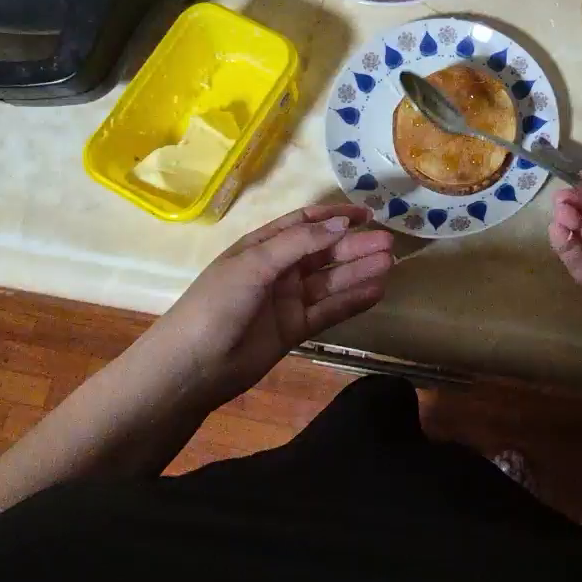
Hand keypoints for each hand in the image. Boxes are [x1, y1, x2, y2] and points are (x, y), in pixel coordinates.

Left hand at [152, 204, 393, 406]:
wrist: (192, 367)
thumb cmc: (216, 304)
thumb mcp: (255, 264)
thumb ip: (299, 243)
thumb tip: (341, 223)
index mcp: (261, 246)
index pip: (304, 224)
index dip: (334, 217)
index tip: (367, 215)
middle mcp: (277, 269)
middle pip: (323, 252)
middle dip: (354, 245)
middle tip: (388, 243)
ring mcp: (287, 300)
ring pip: (329, 280)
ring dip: (358, 271)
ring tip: (388, 263)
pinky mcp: (294, 329)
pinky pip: (328, 311)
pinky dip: (352, 301)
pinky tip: (376, 292)